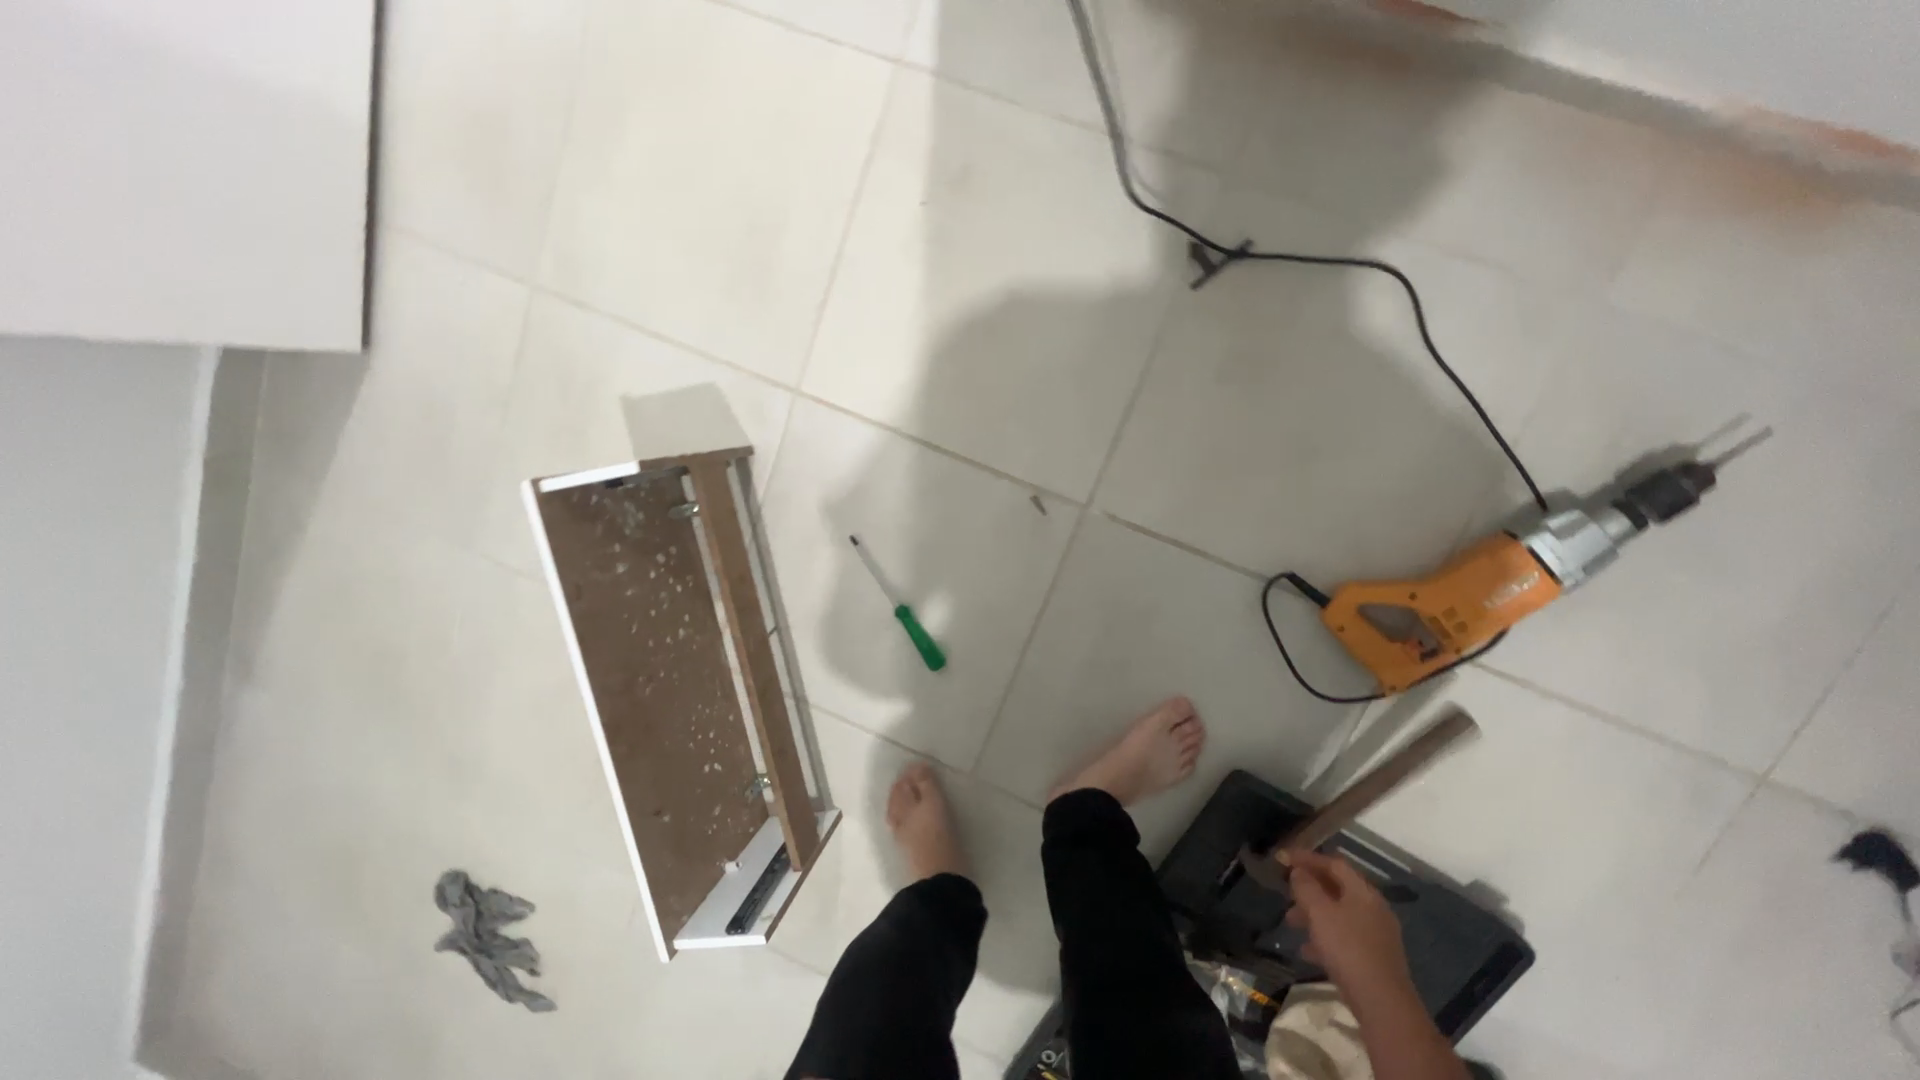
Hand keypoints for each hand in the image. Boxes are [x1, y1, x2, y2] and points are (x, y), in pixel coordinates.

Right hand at [1285, 849, 1415, 1001]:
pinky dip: (1324, 937)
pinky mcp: (1374, 958)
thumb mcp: (1319, 913)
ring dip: (1313, 914)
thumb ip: (1306, 887)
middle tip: (1285, 891)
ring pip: (1339, 914)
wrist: (1382, 1002)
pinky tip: (1307, 951)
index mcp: (1363, 892)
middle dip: (1309, 888)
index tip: (1282, 858)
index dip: (1307, 858)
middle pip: (1338, 888)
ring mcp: (1376, 934)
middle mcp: (1373, 908)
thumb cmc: (1347, 949)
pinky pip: (1344, 938)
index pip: (1334, 864)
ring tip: (1291, 923)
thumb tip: (1298, 871)